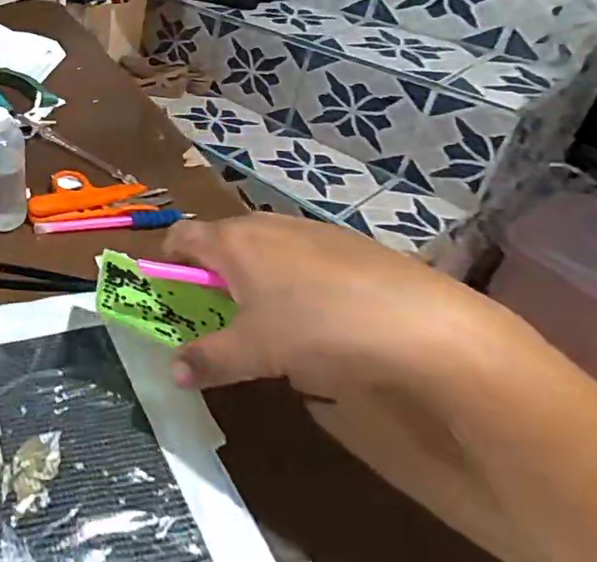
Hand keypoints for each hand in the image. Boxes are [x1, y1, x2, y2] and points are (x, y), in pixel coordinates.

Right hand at [161, 214, 539, 401]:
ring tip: (277, 320)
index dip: (168, 260)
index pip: (180, 236)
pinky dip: (297, 278)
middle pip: (221, 240)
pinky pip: (303, 254)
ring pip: (264, 247)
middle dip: (214, 274)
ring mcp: (308, 229)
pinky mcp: (348, 242)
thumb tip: (173, 372)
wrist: (428, 325)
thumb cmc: (319, 329)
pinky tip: (326, 316)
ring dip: (256, 276)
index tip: (173, 291)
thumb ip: (210, 359)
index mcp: (231, 241)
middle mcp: (263, 224)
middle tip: (225, 314)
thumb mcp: (257, 353)